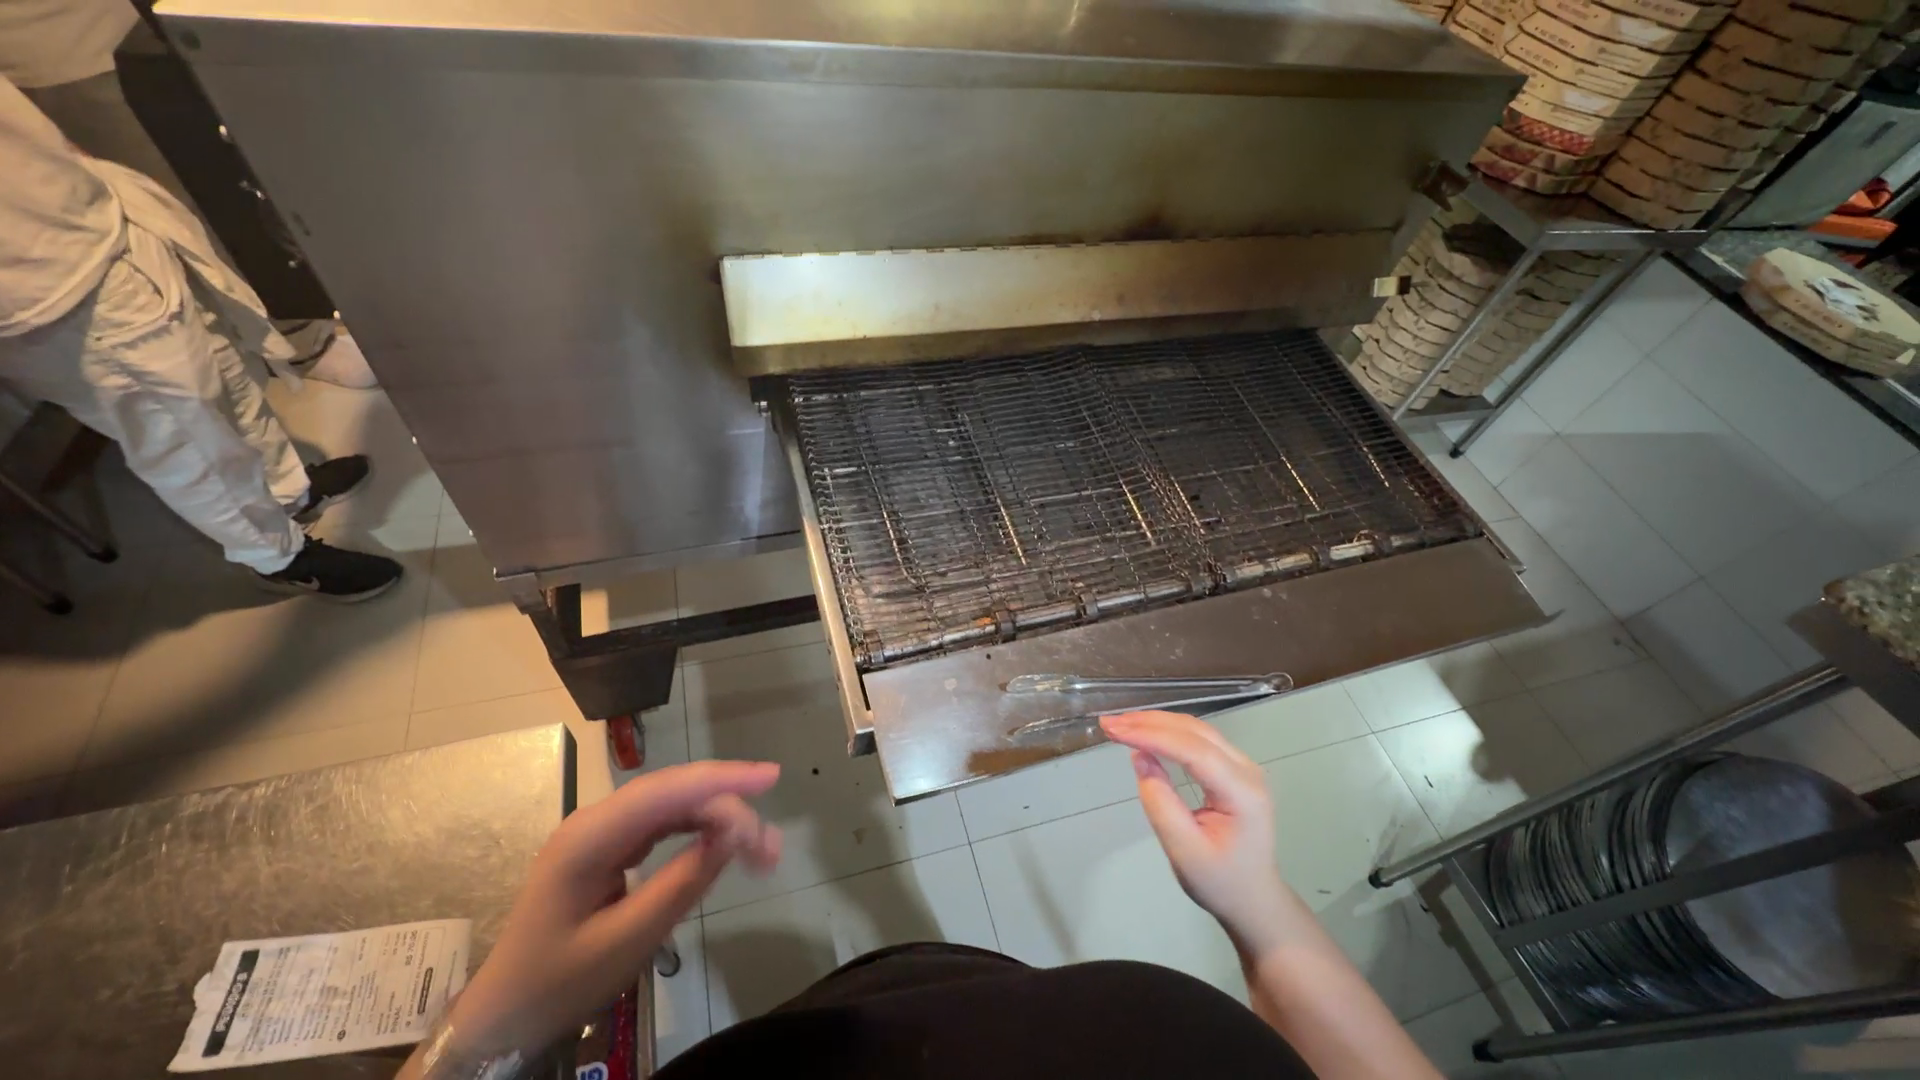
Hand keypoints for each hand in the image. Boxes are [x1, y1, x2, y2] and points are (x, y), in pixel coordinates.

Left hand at [445, 761, 782, 1057]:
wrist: (504, 1015)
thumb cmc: (559, 982)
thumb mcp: (627, 941)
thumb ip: (682, 883)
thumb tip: (736, 835)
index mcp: (588, 838)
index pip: (665, 792)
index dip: (721, 779)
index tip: (771, 779)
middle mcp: (595, 822)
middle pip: (672, 792)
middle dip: (728, 801)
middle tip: (773, 840)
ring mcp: (601, 833)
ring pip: (672, 805)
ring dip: (719, 817)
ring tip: (762, 848)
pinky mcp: (609, 848)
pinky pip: (663, 824)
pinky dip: (700, 830)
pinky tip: (727, 843)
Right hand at [1099, 711, 1296, 953]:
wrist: (1252, 900)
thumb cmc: (1219, 882)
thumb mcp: (1183, 851)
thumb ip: (1160, 803)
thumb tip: (1139, 757)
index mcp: (1242, 792)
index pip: (1193, 751)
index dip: (1152, 736)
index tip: (1115, 731)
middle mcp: (1248, 770)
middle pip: (1195, 733)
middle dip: (1150, 723)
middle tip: (1109, 723)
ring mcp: (1243, 768)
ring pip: (1197, 731)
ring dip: (1157, 723)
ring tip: (1121, 724)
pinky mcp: (1233, 770)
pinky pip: (1199, 741)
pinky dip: (1169, 733)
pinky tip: (1146, 733)